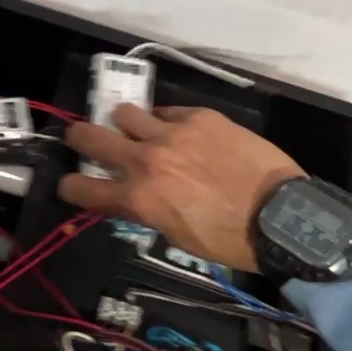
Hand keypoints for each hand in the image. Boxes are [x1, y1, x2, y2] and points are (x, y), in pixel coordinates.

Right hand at [59, 105, 302, 272]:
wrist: (281, 216)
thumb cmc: (229, 240)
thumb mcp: (176, 235)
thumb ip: (147, 211)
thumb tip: (134, 199)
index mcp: (138, 199)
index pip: (83, 188)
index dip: (70, 187)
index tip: (70, 185)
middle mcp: (145, 160)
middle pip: (90, 136)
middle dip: (80, 138)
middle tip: (82, 139)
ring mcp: (172, 133)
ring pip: (125, 113)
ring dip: (124, 123)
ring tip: (136, 128)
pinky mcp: (200, 117)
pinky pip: (168, 110)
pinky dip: (164, 120)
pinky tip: (176, 129)